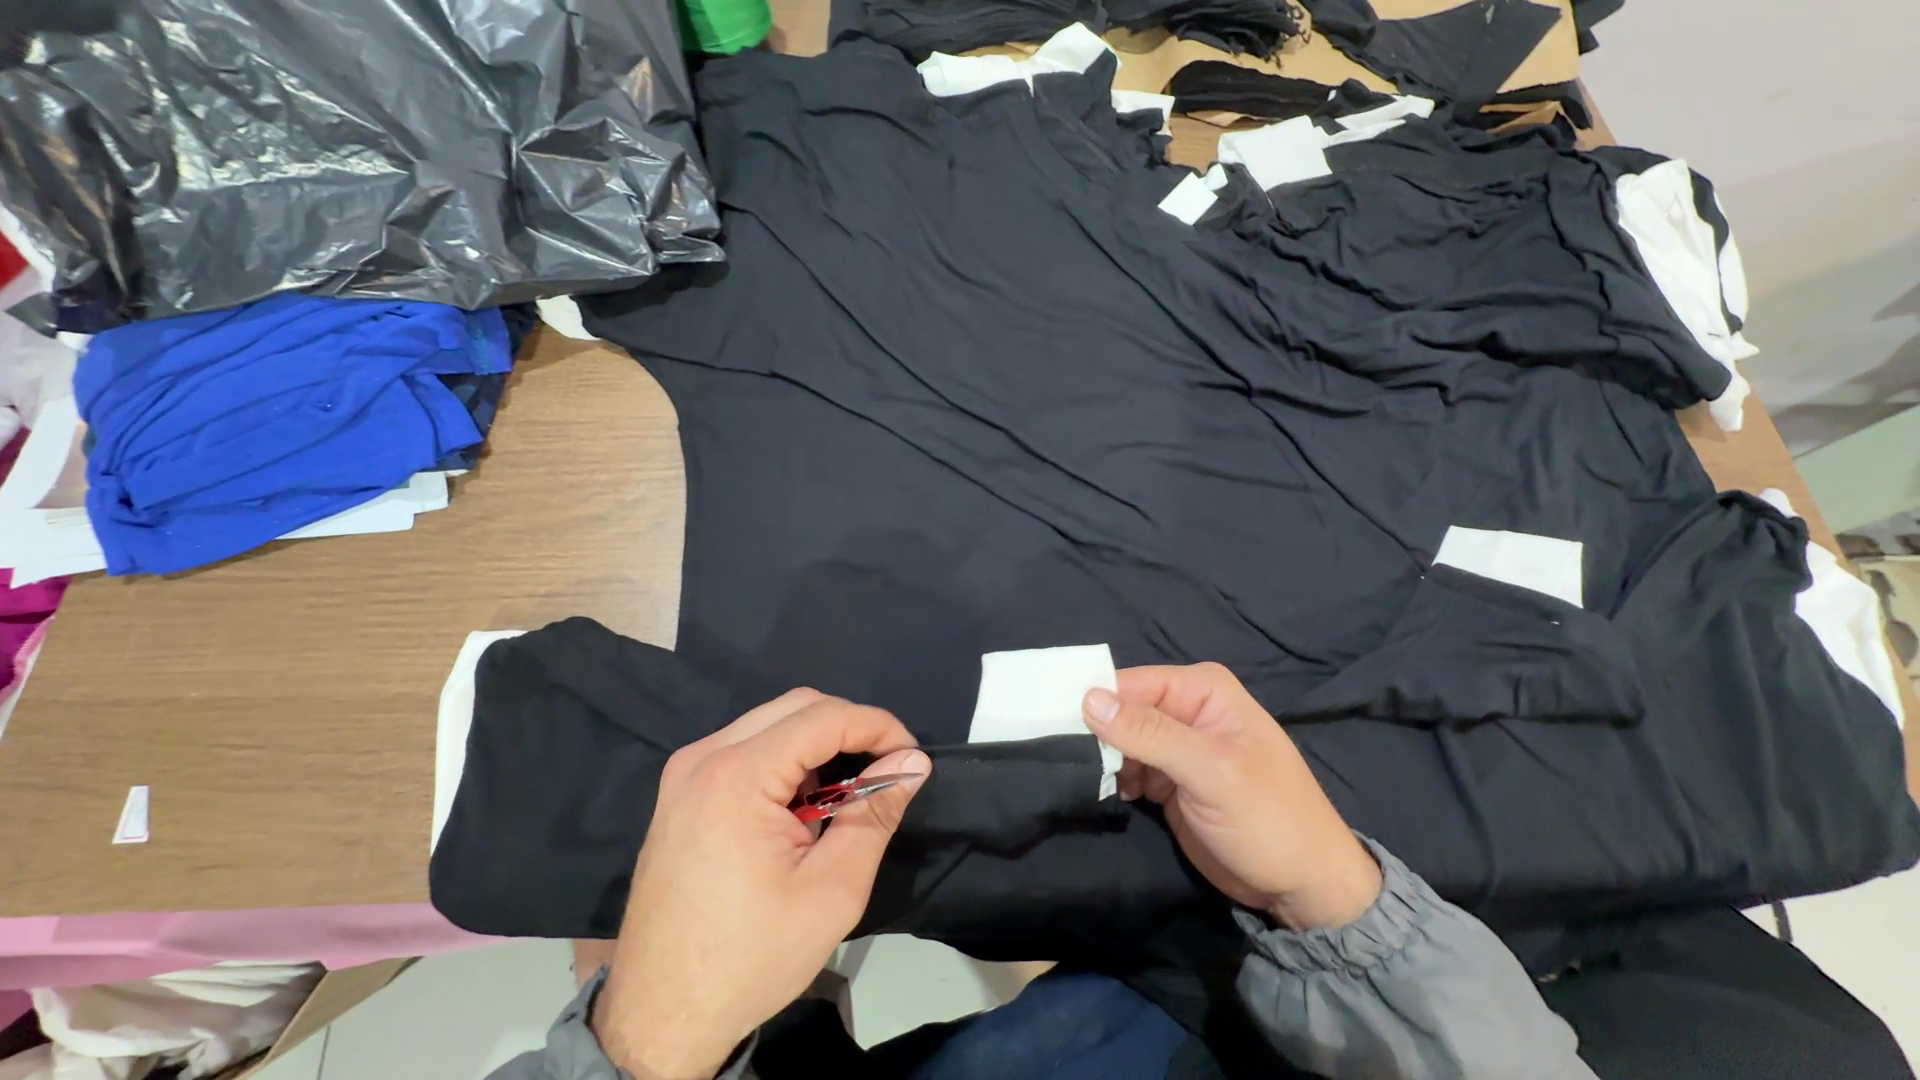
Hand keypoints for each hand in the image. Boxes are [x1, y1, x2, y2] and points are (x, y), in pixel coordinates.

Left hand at [593, 689, 929, 1079]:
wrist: (663, 1013)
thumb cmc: (751, 956)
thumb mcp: (833, 890)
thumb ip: (875, 815)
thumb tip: (913, 762)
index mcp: (737, 775)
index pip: (823, 717)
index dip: (877, 726)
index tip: (911, 756)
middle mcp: (703, 757)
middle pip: (796, 706)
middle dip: (849, 729)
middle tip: (884, 771)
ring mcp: (684, 773)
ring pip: (770, 723)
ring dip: (817, 745)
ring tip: (845, 796)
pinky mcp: (680, 792)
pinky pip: (744, 749)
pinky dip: (784, 761)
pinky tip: (801, 808)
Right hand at [1084, 663, 1381, 931]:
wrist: (1303, 886)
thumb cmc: (1268, 819)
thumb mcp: (1210, 772)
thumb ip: (1149, 733)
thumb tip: (1087, 698)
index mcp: (1202, 691)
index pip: (1130, 684)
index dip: (1092, 702)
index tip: (1048, 725)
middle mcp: (1186, 710)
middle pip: (1121, 710)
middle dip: (1092, 732)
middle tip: (1055, 758)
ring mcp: (1176, 748)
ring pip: (1119, 741)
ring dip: (1098, 760)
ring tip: (1075, 780)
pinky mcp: (1168, 782)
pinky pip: (1126, 769)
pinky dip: (1111, 780)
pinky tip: (1098, 795)